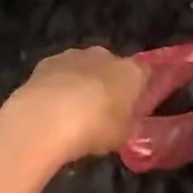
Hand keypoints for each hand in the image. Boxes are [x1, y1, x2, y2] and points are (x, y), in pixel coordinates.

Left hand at [7, 47, 150, 162]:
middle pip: (112, 66)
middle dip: (109, 83)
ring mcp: (74, 54)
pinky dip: (59, 83)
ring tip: (74, 110)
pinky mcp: (49, 60)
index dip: (141, 87)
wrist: (47, 116)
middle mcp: (104, 56)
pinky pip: (60, 71)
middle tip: (104, 109)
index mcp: (129, 72)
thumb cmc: (95, 127)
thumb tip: (124, 120)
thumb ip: (126, 124)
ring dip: (82, 82)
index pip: (144, 72)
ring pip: (84, 67)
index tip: (136, 103)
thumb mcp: (121, 137)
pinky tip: (52, 105)